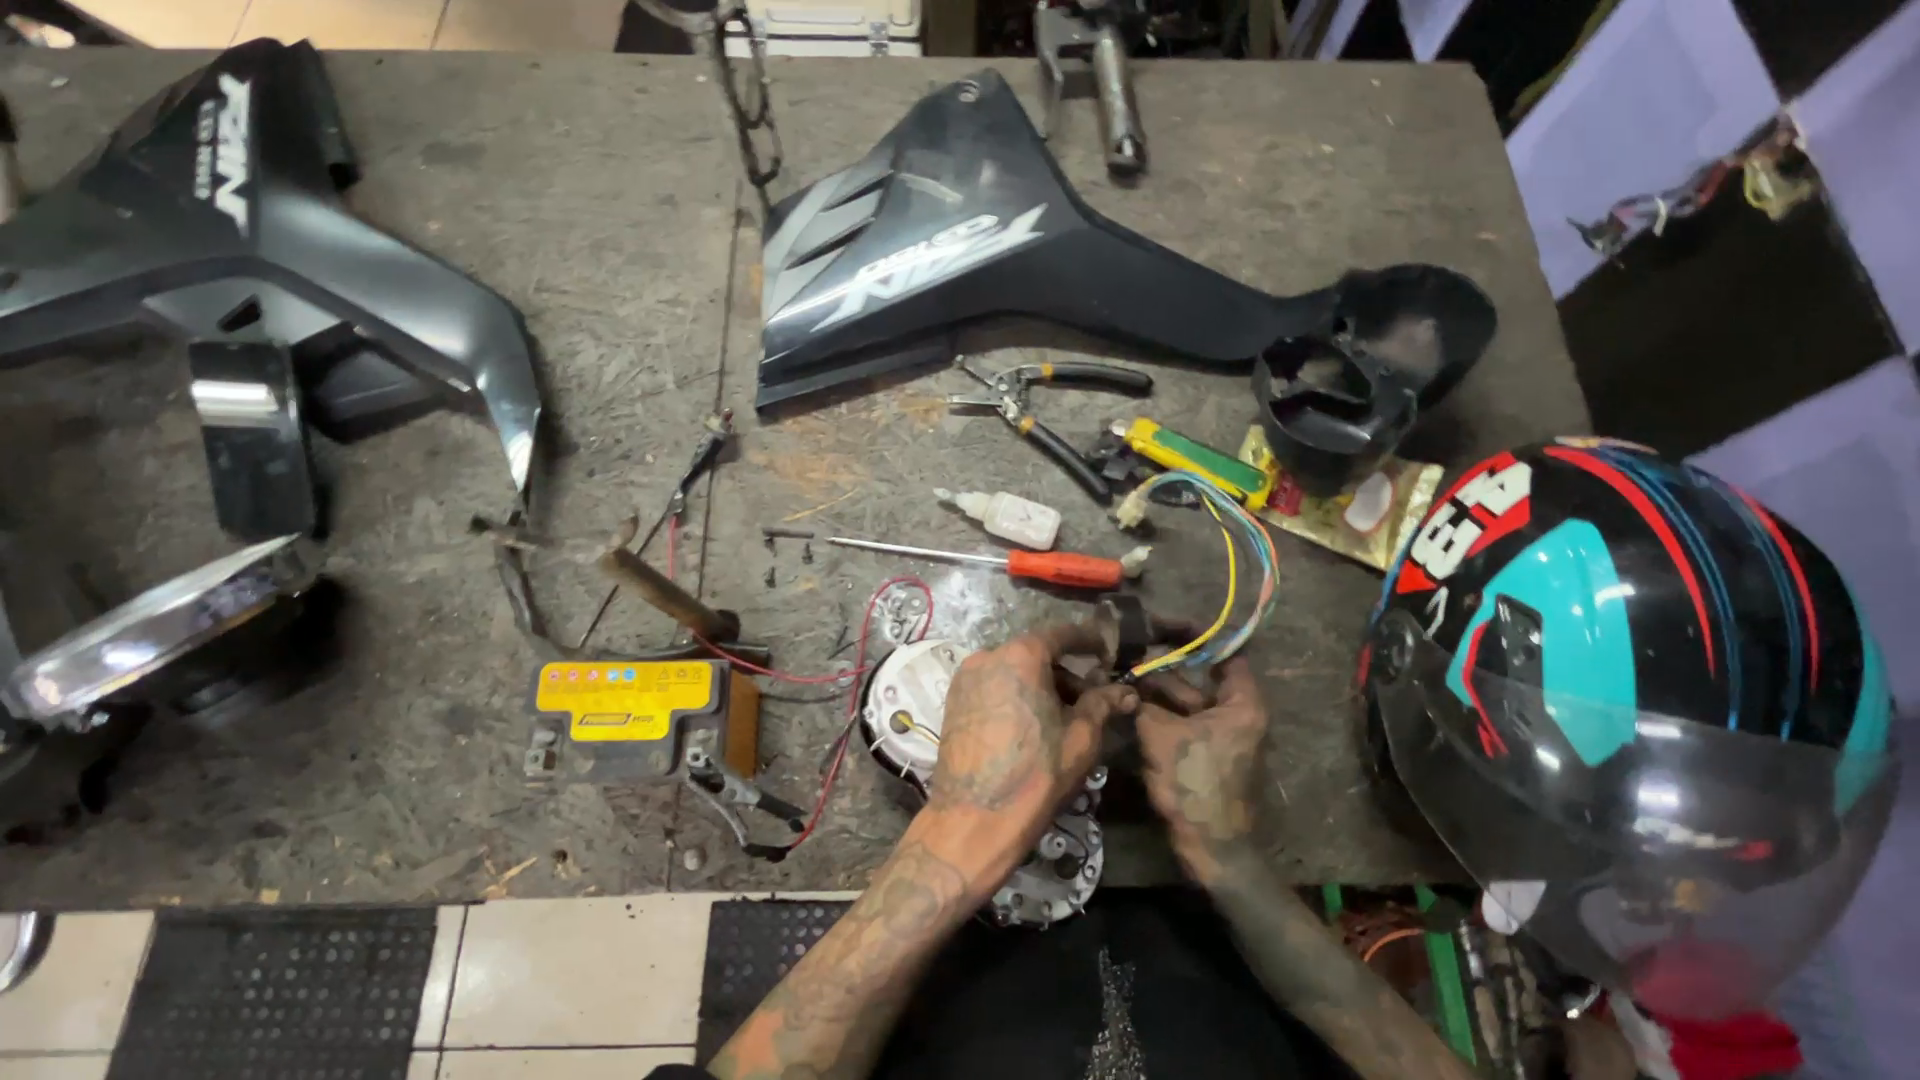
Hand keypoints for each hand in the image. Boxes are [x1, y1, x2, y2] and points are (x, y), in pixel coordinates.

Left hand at [921, 621, 1136, 883]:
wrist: (975, 819)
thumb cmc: (1036, 774)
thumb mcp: (1081, 738)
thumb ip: (1102, 704)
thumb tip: (1126, 692)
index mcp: (1020, 656)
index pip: (1061, 634)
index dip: (1088, 641)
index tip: (1107, 651)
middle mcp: (987, 657)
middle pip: (1035, 653)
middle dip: (1065, 672)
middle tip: (1092, 697)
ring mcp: (965, 679)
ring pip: (1012, 671)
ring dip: (1040, 685)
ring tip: (1064, 718)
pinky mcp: (953, 702)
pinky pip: (993, 687)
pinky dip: (1016, 696)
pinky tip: (1034, 725)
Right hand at [1135, 657, 1269, 882]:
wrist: (1210, 847)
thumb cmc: (1195, 784)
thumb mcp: (1162, 736)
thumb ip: (1141, 701)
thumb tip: (1119, 678)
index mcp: (1242, 703)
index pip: (1224, 653)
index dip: (1195, 635)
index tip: (1161, 624)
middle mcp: (1234, 713)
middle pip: (1196, 677)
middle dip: (1160, 665)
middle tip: (1125, 648)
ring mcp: (1217, 735)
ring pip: (1182, 700)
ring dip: (1152, 689)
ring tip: (1117, 672)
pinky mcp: (1201, 754)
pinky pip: (1178, 722)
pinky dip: (1155, 712)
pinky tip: (1125, 701)